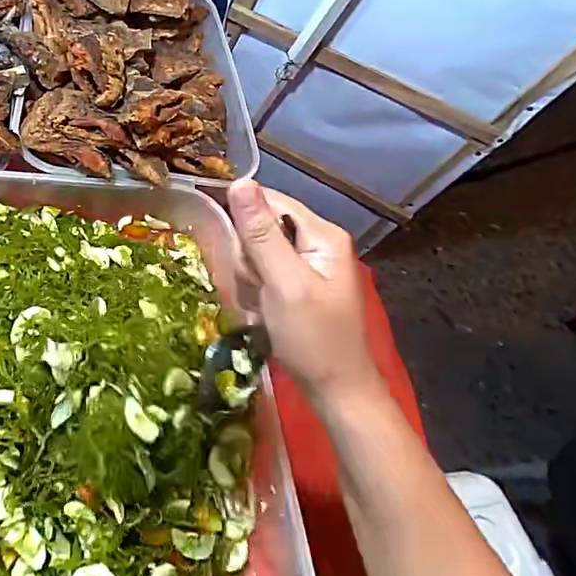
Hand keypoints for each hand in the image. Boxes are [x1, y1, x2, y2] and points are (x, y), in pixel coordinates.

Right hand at [227, 180, 379, 406]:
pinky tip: (263, 313)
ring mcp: (309, 265)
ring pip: (257, 253)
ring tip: (262, 306)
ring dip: (250, 279)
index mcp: (322, 234)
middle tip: (259, 290)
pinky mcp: (299, 285)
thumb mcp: (284, 283)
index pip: (269, 201)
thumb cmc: (313, 339)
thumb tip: (239, 181)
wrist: (336, 394)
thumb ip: (261, 234)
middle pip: (261, 227)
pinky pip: (264, 274)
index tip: (238, 254)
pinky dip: (257, 293)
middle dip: (249, 258)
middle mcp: (318, 242)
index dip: (244, 221)